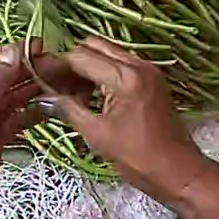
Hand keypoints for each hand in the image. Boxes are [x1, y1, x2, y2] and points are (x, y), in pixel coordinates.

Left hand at [0, 45, 46, 218]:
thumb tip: (14, 51)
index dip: (18, 52)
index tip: (44, 47)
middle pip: (6, 79)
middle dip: (32, 71)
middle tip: (61, 67)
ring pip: (14, 99)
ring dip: (36, 91)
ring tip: (62, 84)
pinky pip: (17, 120)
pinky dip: (33, 113)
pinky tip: (50, 108)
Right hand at [46, 39, 218, 205]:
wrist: (178, 171)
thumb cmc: (138, 157)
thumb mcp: (97, 135)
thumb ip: (68, 110)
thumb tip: (41, 99)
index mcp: (125, 77)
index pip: (80, 57)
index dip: (57, 66)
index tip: (40, 80)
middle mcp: (138, 65)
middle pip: (95, 46)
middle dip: (72, 63)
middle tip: (56, 87)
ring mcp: (148, 70)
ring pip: (109, 54)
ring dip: (88, 68)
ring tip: (72, 96)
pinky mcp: (152, 80)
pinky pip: (122, 65)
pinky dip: (104, 74)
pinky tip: (92, 97)